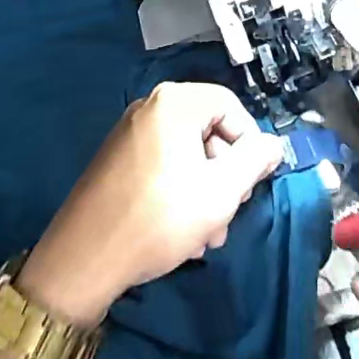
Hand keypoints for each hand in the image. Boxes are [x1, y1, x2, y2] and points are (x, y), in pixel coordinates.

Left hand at [16, 82, 286, 324]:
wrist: (85, 255)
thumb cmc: (160, 217)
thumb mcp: (220, 191)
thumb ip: (253, 161)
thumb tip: (273, 144)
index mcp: (174, 102)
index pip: (230, 105)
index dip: (250, 141)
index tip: (254, 180)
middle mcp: (150, 106)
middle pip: (208, 128)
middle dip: (226, 173)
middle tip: (230, 212)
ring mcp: (130, 131)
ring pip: (187, 152)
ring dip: (205, 189)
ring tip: (206, 234)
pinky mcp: (118, 157)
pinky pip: (163, 162)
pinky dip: (179, 189)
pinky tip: (181, 230)